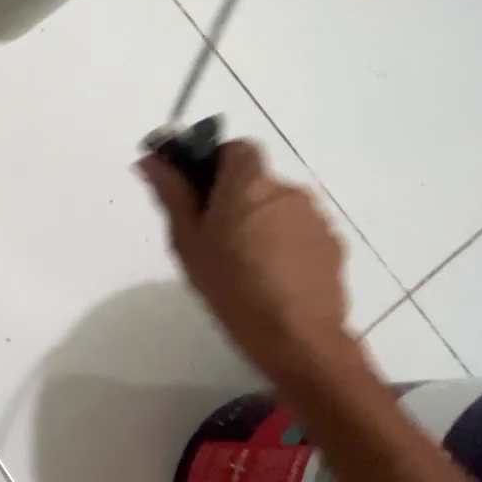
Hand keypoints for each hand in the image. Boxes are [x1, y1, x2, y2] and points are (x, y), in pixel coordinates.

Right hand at [138, 140, 352, 379]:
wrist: (294, 333)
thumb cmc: (227, 283)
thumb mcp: (185, 239)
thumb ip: (171, 194)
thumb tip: (150, 159)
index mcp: (248, 184)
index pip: (238, 147)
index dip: (216, 161)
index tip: (196, 189)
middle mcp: (288, 191)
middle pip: (255, 179)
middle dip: (233, 197)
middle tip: (209, 234)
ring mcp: (315, 218)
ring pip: (277, 206)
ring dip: (258, 220)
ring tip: (239, 260)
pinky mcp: (331, 244)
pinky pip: (297, 229)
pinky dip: (281, 241)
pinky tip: (267, 274)